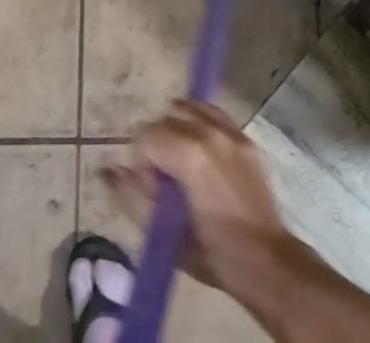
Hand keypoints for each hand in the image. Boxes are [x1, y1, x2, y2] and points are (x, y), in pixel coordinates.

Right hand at [99, 99, 293, 290]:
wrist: (263, 259)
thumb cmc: (209, 250)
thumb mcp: (161, 230)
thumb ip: (129, 194)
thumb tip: (107, 169)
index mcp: (189, 154)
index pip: (144, 136)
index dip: (139, 162)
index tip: (149, 189)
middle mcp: (210, 133)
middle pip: (164, 120)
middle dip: (155, 145)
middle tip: (162, 182)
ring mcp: (231, 133)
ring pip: (188, 110)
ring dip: (175, 130)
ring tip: (179, 163)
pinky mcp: (245, 140)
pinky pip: (213, 115)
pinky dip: (198, 122)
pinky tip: (197, 149)